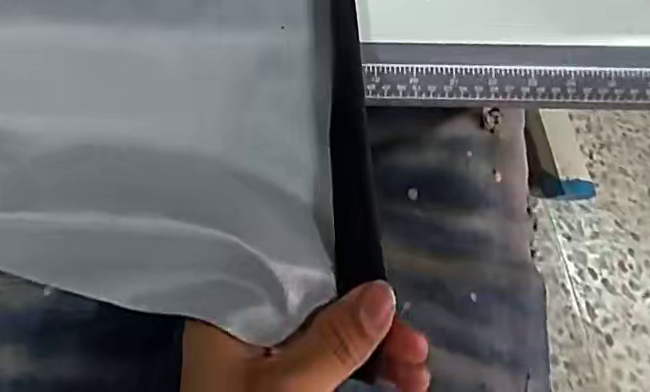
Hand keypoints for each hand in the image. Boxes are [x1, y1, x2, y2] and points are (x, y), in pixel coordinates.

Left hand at [181, 281, 429, 391]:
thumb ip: (335, 340)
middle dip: (368, 324)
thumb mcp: (292, 387)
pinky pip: (319, 360)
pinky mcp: (274, 380)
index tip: (391, 297)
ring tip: (418, 370)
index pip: (290, 271)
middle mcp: (243, 324)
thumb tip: (383, 292)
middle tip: (417, 346)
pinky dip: (354, 370)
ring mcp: (258, 355)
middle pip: (315, 305)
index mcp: (231, 309)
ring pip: (323, 336)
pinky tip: (393, 378)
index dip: (344, 280)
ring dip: (372, 352)